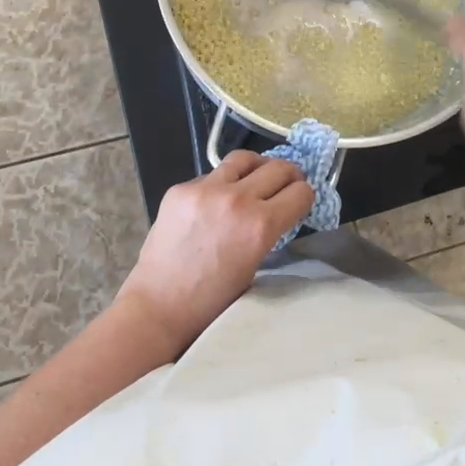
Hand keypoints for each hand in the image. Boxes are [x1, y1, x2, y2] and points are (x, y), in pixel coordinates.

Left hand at [113, 151, 312, 354]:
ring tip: (254, 179)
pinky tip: (216, 201)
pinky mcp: (180, 189)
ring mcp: (205, 190)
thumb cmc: (212, 301)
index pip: (300, 192)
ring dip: (257, 167)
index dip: (304, 197)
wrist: (159, 306)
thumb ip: (268, 232)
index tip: (300, 201)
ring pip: (244, 158)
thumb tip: (277, 210)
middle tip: (286, 185)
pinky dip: (221, 183)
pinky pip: (211, 175)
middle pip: (278, 167)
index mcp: (260, 225)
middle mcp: (236, 199)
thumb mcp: (255, 266)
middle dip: (289, 177)